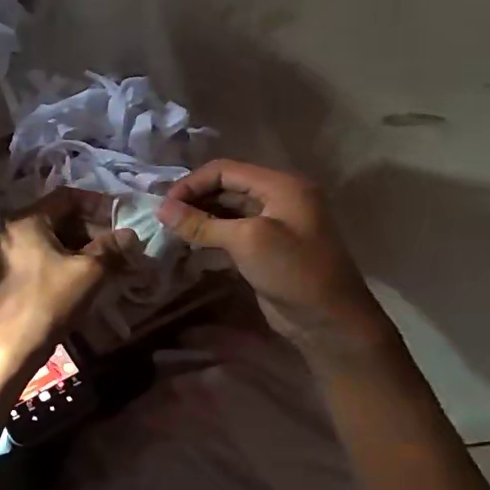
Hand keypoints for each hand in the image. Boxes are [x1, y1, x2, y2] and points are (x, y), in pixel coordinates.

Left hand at [0, 191, 138, 370]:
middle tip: (120, 244)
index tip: (122, 218)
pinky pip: (44, 257)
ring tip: (111, 262)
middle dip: (93, 229)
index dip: (98, 204)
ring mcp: (10, 253)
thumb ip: (111, 247)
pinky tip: (88, 277)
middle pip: (59, 218)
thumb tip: (130, 235)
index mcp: (26, 220)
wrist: (10, 347)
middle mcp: (13, 230)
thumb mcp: (88, 272)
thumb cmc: (48, 302)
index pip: (67, 197)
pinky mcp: (12, 274)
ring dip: (83, 247)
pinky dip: (67, 261)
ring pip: (53, 240)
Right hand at [159, 160, 393, 353]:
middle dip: (193, 200)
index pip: (225, 170)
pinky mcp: (265, 248)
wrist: (328, 319)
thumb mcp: (246, 241)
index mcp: (281, 185)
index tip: (164, 206)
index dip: (191, 184)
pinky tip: (189, 248)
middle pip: (225, 188)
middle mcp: (277, 198)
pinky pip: (231, 233)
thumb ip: (202, 223)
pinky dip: (209, 237)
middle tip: (164, 221)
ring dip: (198, 220)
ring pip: (225, 212)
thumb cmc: (293, 271)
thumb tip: (161, 209)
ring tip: (171, 233)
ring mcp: (272, 224)